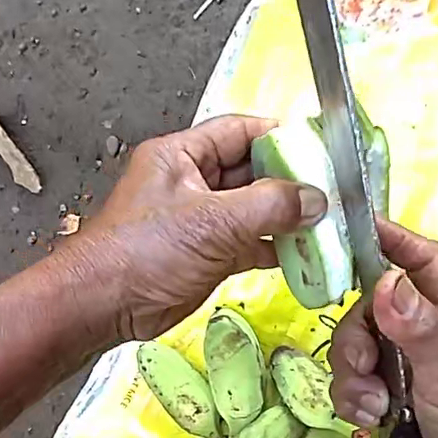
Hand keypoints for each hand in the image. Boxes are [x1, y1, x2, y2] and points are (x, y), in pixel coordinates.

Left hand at [61, 115, 325, 340]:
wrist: (106, 305)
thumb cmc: (145, 251)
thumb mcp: (210, 220)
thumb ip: (268, 205)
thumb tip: (315, 200)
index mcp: (182, 156)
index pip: (239, 132)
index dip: (279, 137)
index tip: (318, 148)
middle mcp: (191, 183)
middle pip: (250, 172)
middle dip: (289, 182)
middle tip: (331, 191)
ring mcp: (199, 221)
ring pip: (252, 211)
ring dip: (285, 219)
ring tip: (325, 224)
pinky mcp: (206, 254)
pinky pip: (247, 243)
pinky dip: (273, 248)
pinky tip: (303, 254)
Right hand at [329, 219, 437, 437]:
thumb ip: (420, 331)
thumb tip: (386, 282)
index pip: (423, 261)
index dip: (395, 240)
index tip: (360, 225)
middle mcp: (420, 327)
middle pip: (369, 308)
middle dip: (357, 342)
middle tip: (365, 370)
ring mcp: (398, 358)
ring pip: (351, 346)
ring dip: (353, 378)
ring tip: (374, 406)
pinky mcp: (380, 386)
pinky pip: (347, 378)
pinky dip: (351, 398)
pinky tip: (370, 418)